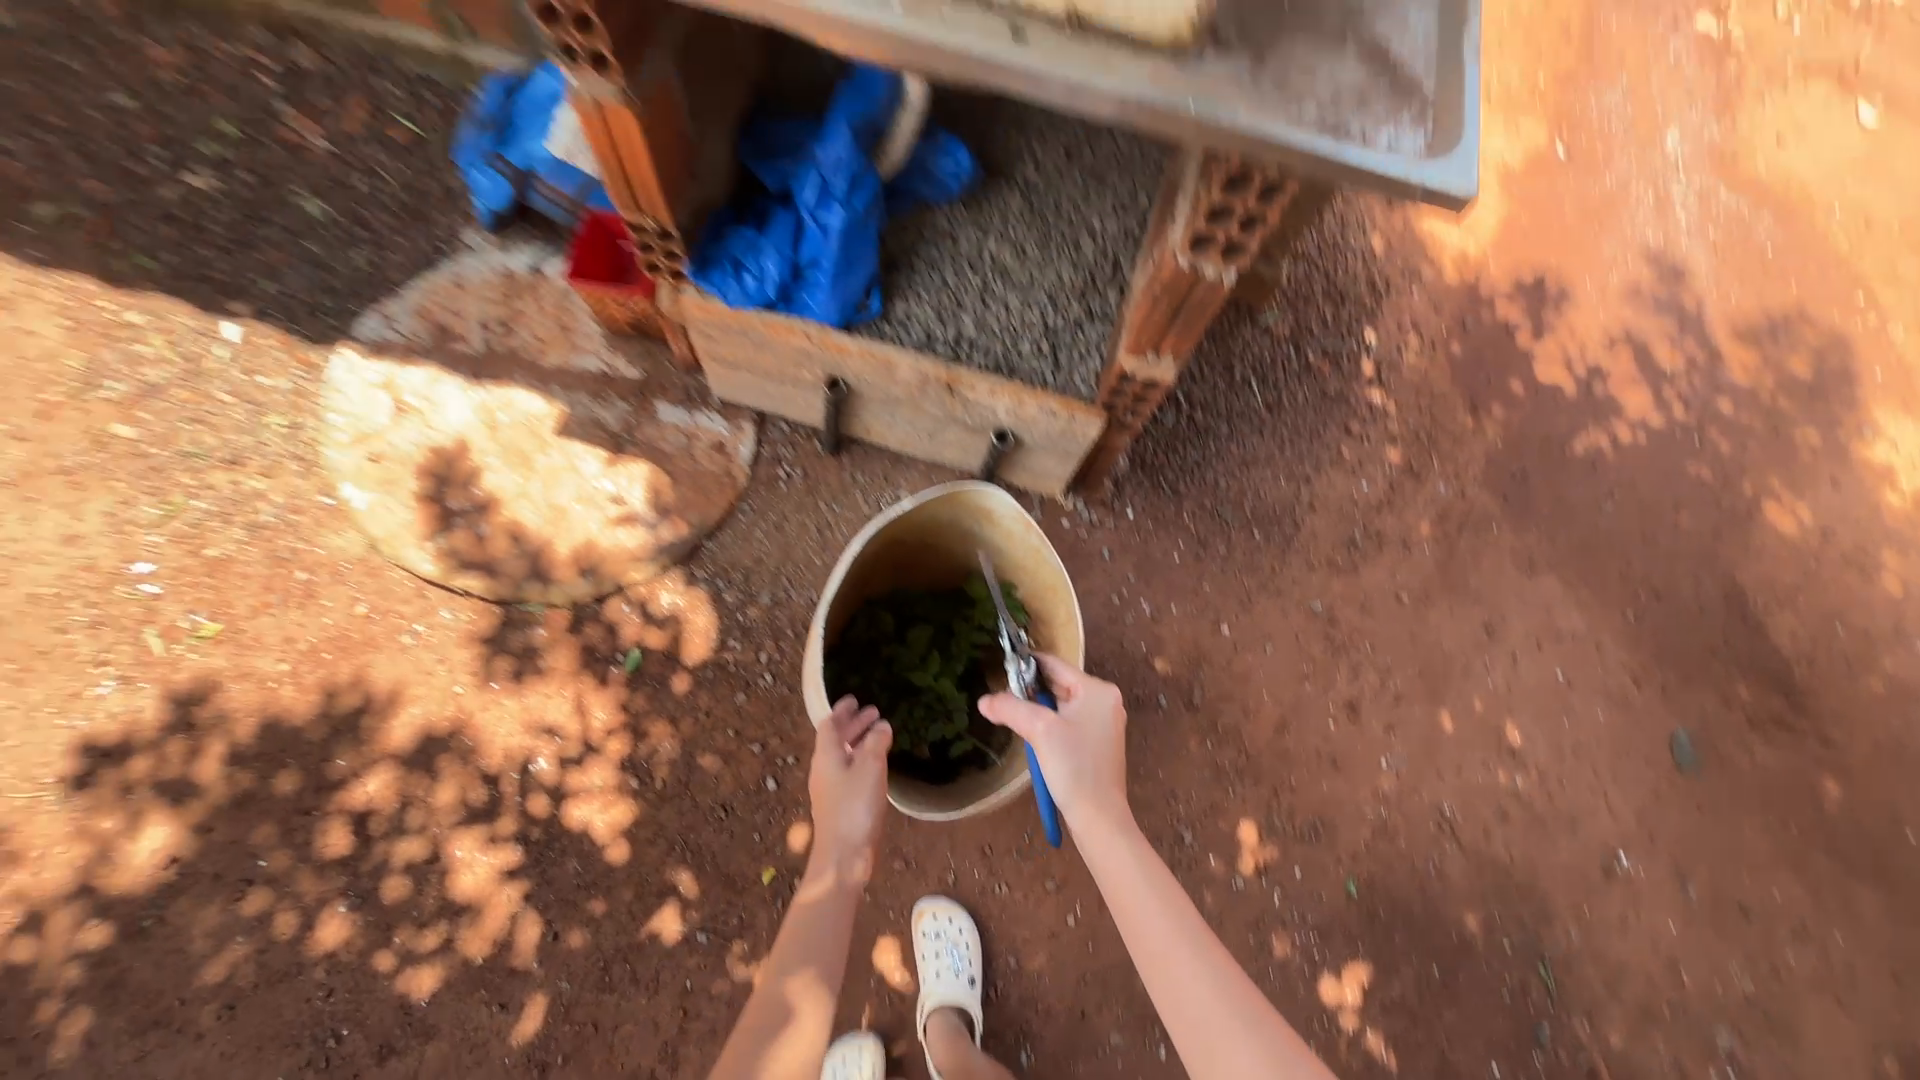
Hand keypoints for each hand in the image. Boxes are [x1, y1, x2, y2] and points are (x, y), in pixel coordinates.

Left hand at [806, 696, 892, 883]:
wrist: (843, 856)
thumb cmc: (855, 806)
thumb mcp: (871, 768)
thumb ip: (876, 743)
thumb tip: (881, 726)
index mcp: (826, 755)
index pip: (830, 725)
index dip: (842, 711)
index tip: (855, 699)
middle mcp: (823, 769)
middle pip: (835, 740)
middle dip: (853, 724)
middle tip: (873, 712)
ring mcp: (829, 789)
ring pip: (843, 756)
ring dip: (859, 742)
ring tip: (879, 735)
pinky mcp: (839, 806)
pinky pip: (848, 772)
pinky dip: (861, 761)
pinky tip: (876, 767)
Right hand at [978, 654, 1130, 833]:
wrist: (1099, 817)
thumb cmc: (1073, 768)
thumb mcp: (1038, 731)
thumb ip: (1010, 708)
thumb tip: (983, 700)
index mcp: (1097, 689)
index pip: (1054, 664)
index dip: (1025, 666)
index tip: (999, 670)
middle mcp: (1106, 700)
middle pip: (1058, 684)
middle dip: (1030, 692)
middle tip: (1003, 699)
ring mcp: (1104, 723)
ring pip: (1061, 705)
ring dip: (1038, 711)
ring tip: (1015, 719)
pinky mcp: (1098, 743)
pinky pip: (1068, 723)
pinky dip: (1050, 726)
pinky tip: (1035, 738)